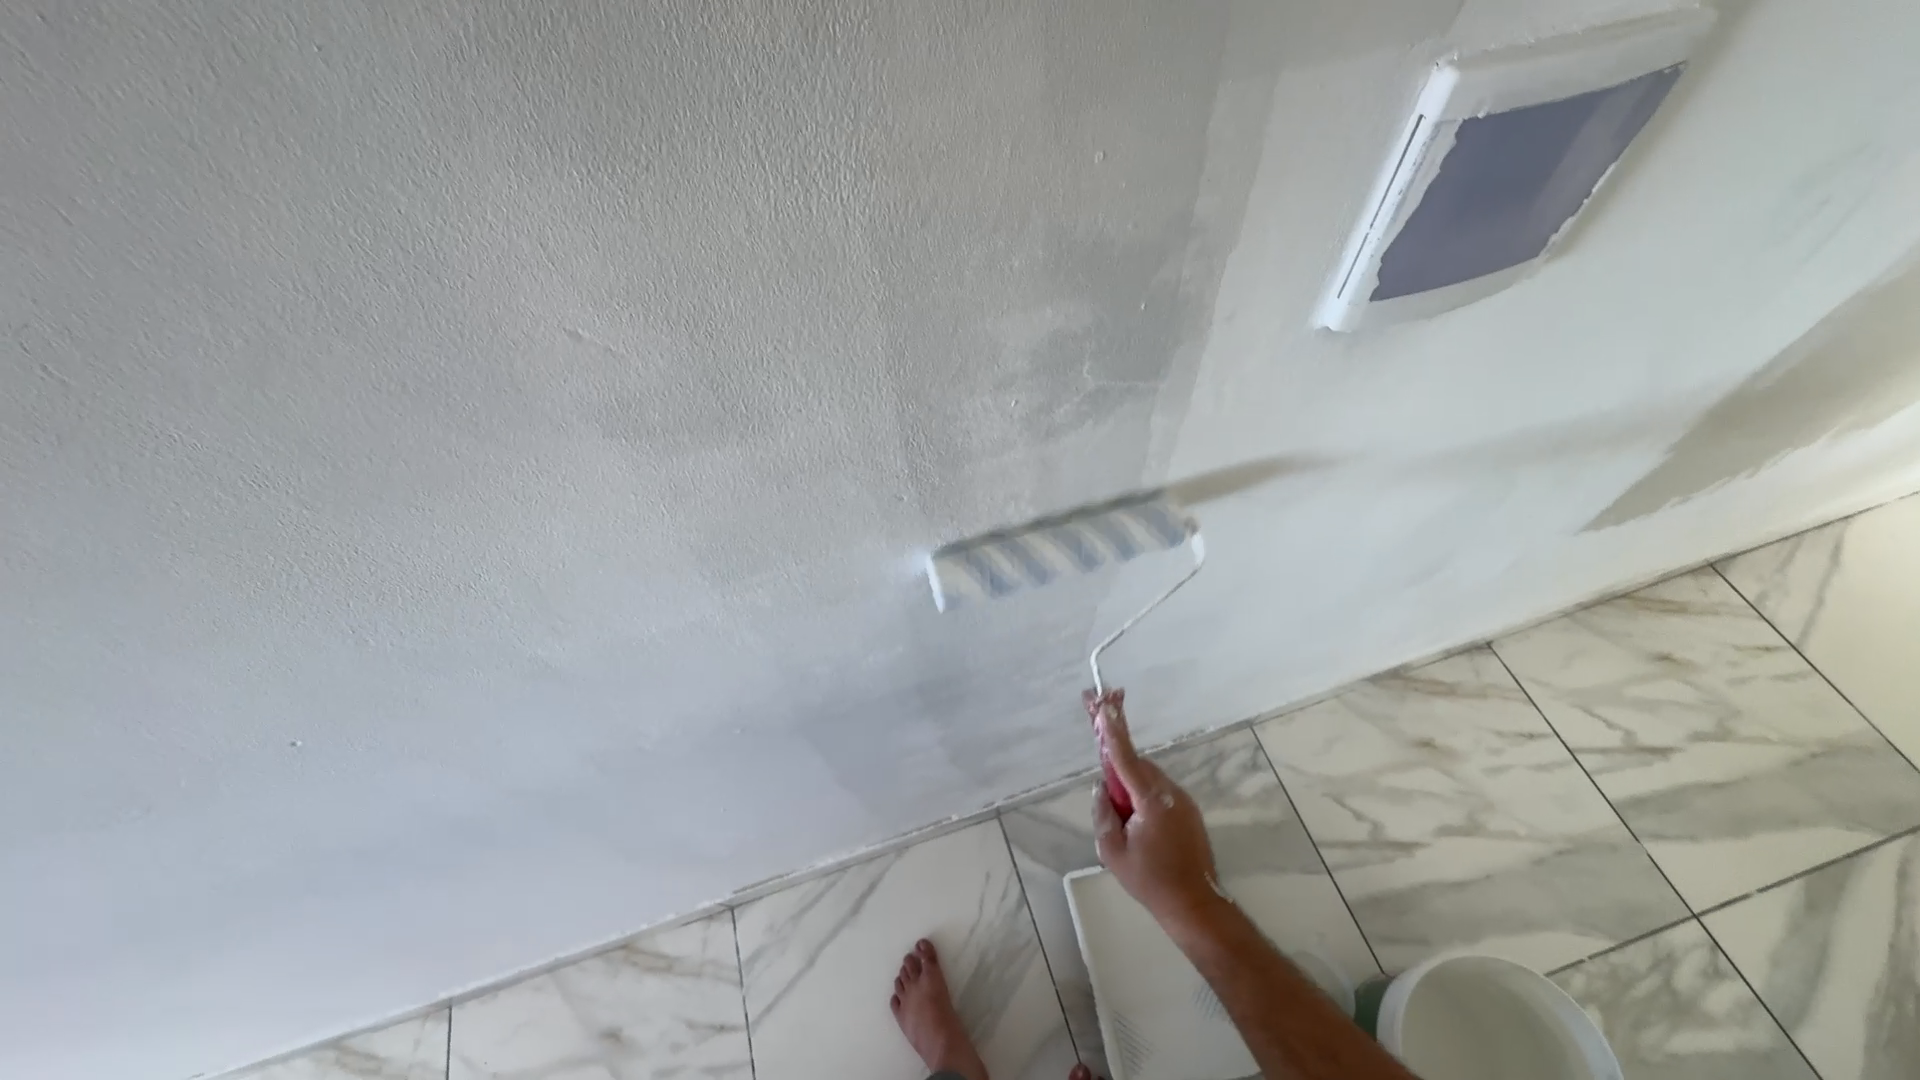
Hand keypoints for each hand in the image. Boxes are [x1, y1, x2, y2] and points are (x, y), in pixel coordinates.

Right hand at [1087, 693, 1223, 928]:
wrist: (1195, 905)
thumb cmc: (1150, 880)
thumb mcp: (1112, 850)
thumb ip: (1103, 813)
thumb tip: (1102, 789)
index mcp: (1151, 799)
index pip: (1125, 756)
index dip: (1112, 728)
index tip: (1103, 702)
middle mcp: (1170, 792)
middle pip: (1137, 765)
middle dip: (1117, 765)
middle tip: (1105, 786)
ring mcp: (1183, 802)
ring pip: (1148, 780)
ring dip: (1130, 787)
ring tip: (1124, 823)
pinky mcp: (1189, 813)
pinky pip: (1159, 794)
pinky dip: (1143, 798)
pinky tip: (1138, 827)